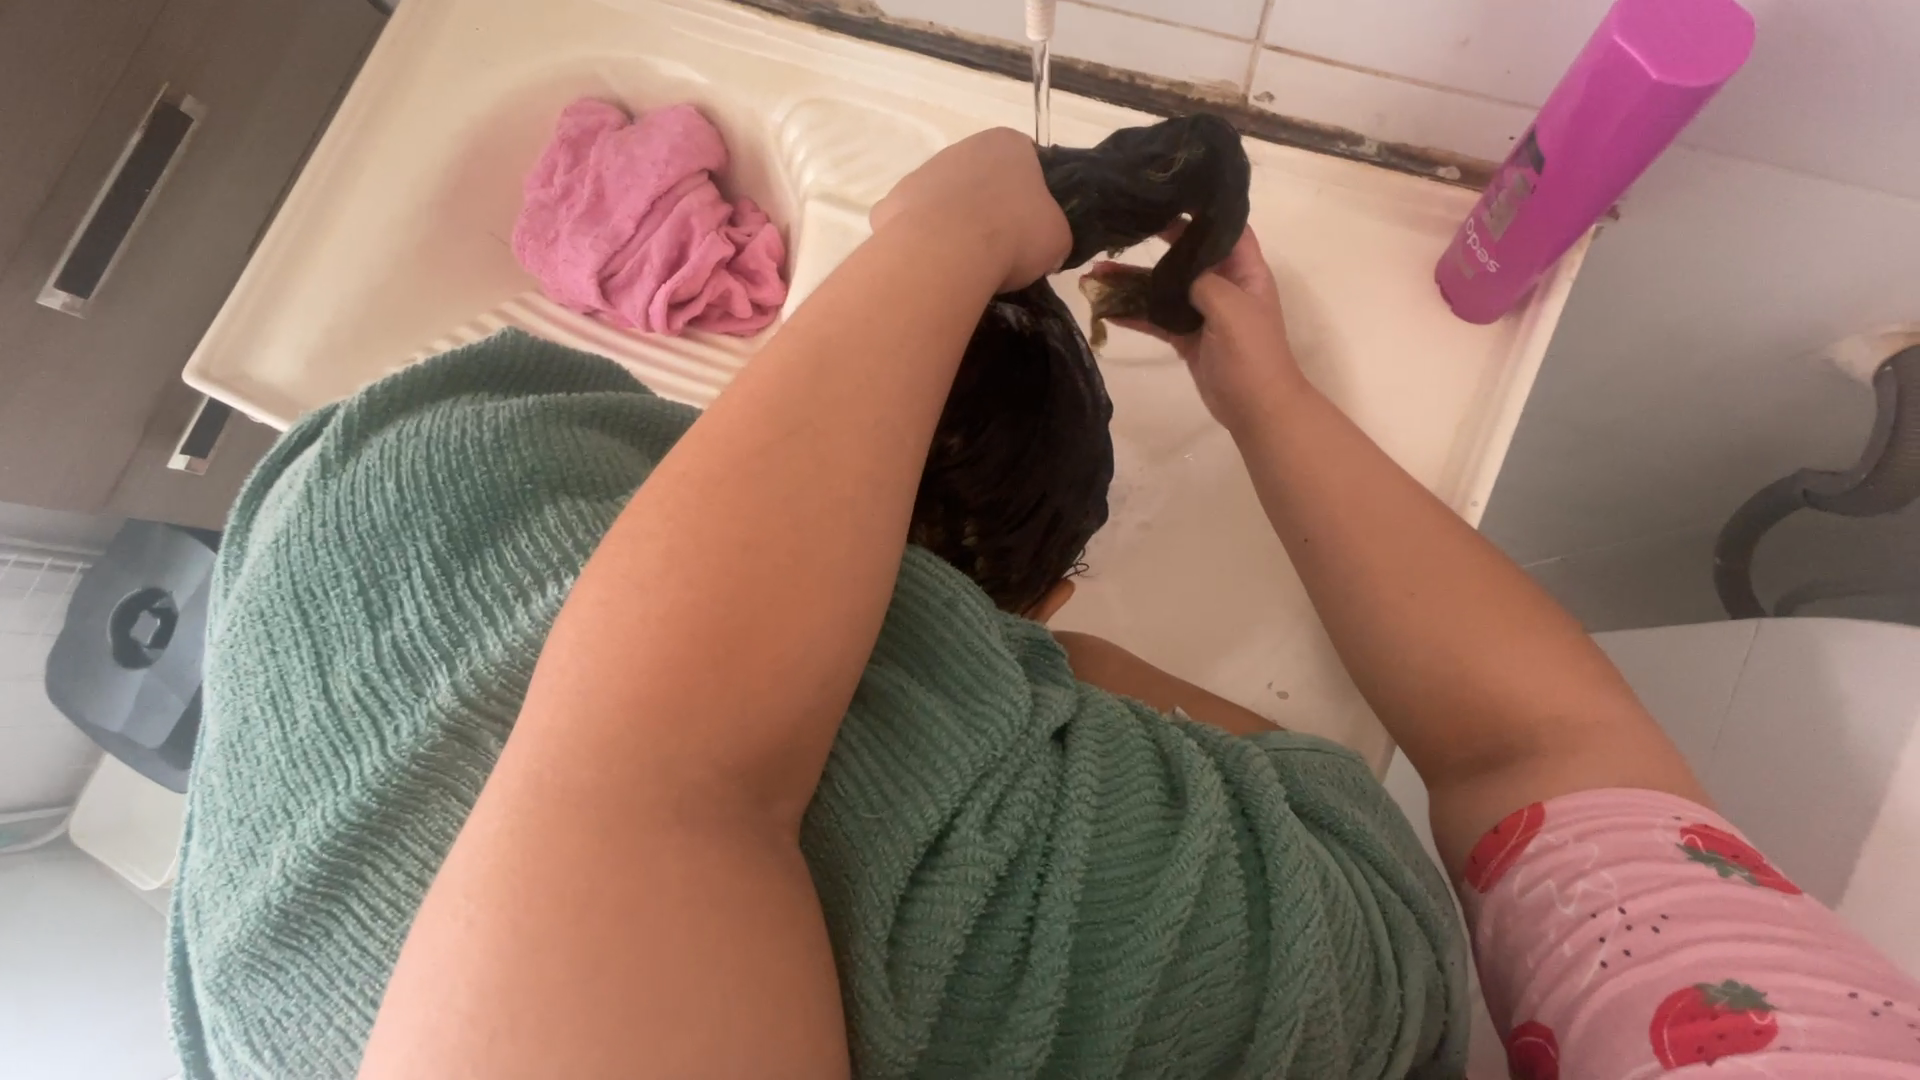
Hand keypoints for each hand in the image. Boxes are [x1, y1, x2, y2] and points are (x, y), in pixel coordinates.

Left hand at [871, 128, 1071, 293]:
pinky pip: (912, 227)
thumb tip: (1046, 250)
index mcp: (1007, 145)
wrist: (947, 252)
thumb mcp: (1057, 239)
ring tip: (962, 267)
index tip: (1028, 231)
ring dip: (952, 228)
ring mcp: (922, 174)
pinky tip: (931, 269)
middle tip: (997, 252)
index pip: (1025, 164)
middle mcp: (962, 148)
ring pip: (944, 203)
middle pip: (980, 182)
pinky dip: (921, 246)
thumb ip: (1053, 235)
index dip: (1029, 200)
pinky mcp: (891, 203)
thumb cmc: (1013, 235)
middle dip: (986, 212)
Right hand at [1095, 226, 1304, 433]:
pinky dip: (1132, 315)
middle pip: (1184, 256)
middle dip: (1152, 245)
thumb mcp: (1231, 309)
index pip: (1223, 229)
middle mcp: (1223, 285)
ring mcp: (1202, 312)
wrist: (1256, 408)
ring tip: (1094, 276)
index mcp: (1244, 270)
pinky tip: (1105, 310)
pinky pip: (1155, 319)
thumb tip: (1174, 270)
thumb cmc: (1253, 355)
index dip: (1199, 212)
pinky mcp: (1185, 337)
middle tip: (1118, 232)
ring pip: (1162, 289)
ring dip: (1131, 283)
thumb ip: (1203, 281)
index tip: (1164, 197)